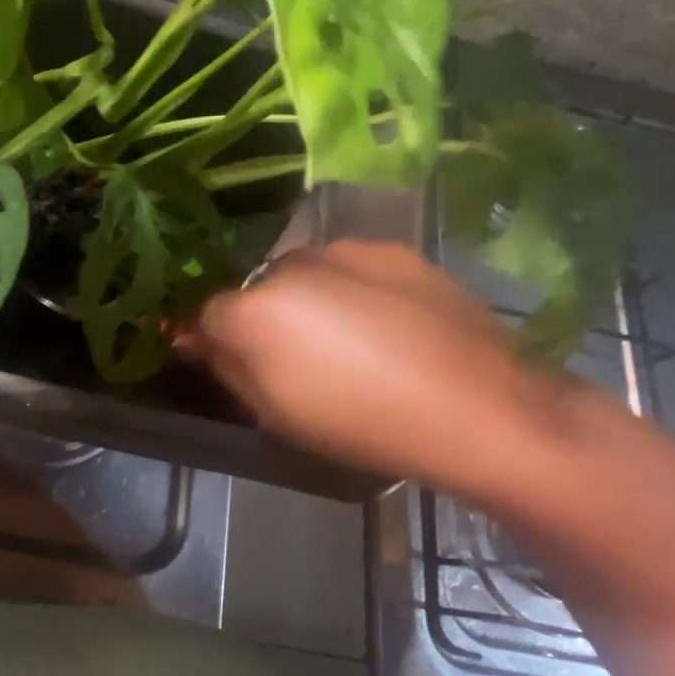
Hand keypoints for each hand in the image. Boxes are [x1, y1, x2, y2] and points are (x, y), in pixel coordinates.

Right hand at [176, 240, 577, 493]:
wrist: (481, 409)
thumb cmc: (363, 425)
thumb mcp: (276, 413)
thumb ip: (226, 368)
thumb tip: (193, 339)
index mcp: (253, 310)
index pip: (204, 312)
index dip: (211, 337)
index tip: (227, 360)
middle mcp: (289, 265)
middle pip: (254, 288)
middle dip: (260, 315)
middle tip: (293, 358)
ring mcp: (346, 250)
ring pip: (302, 273)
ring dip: (305, 298)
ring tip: (346, 341)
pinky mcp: (393, 250)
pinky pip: (349, 267)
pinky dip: (350, 289)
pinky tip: (384, 326)